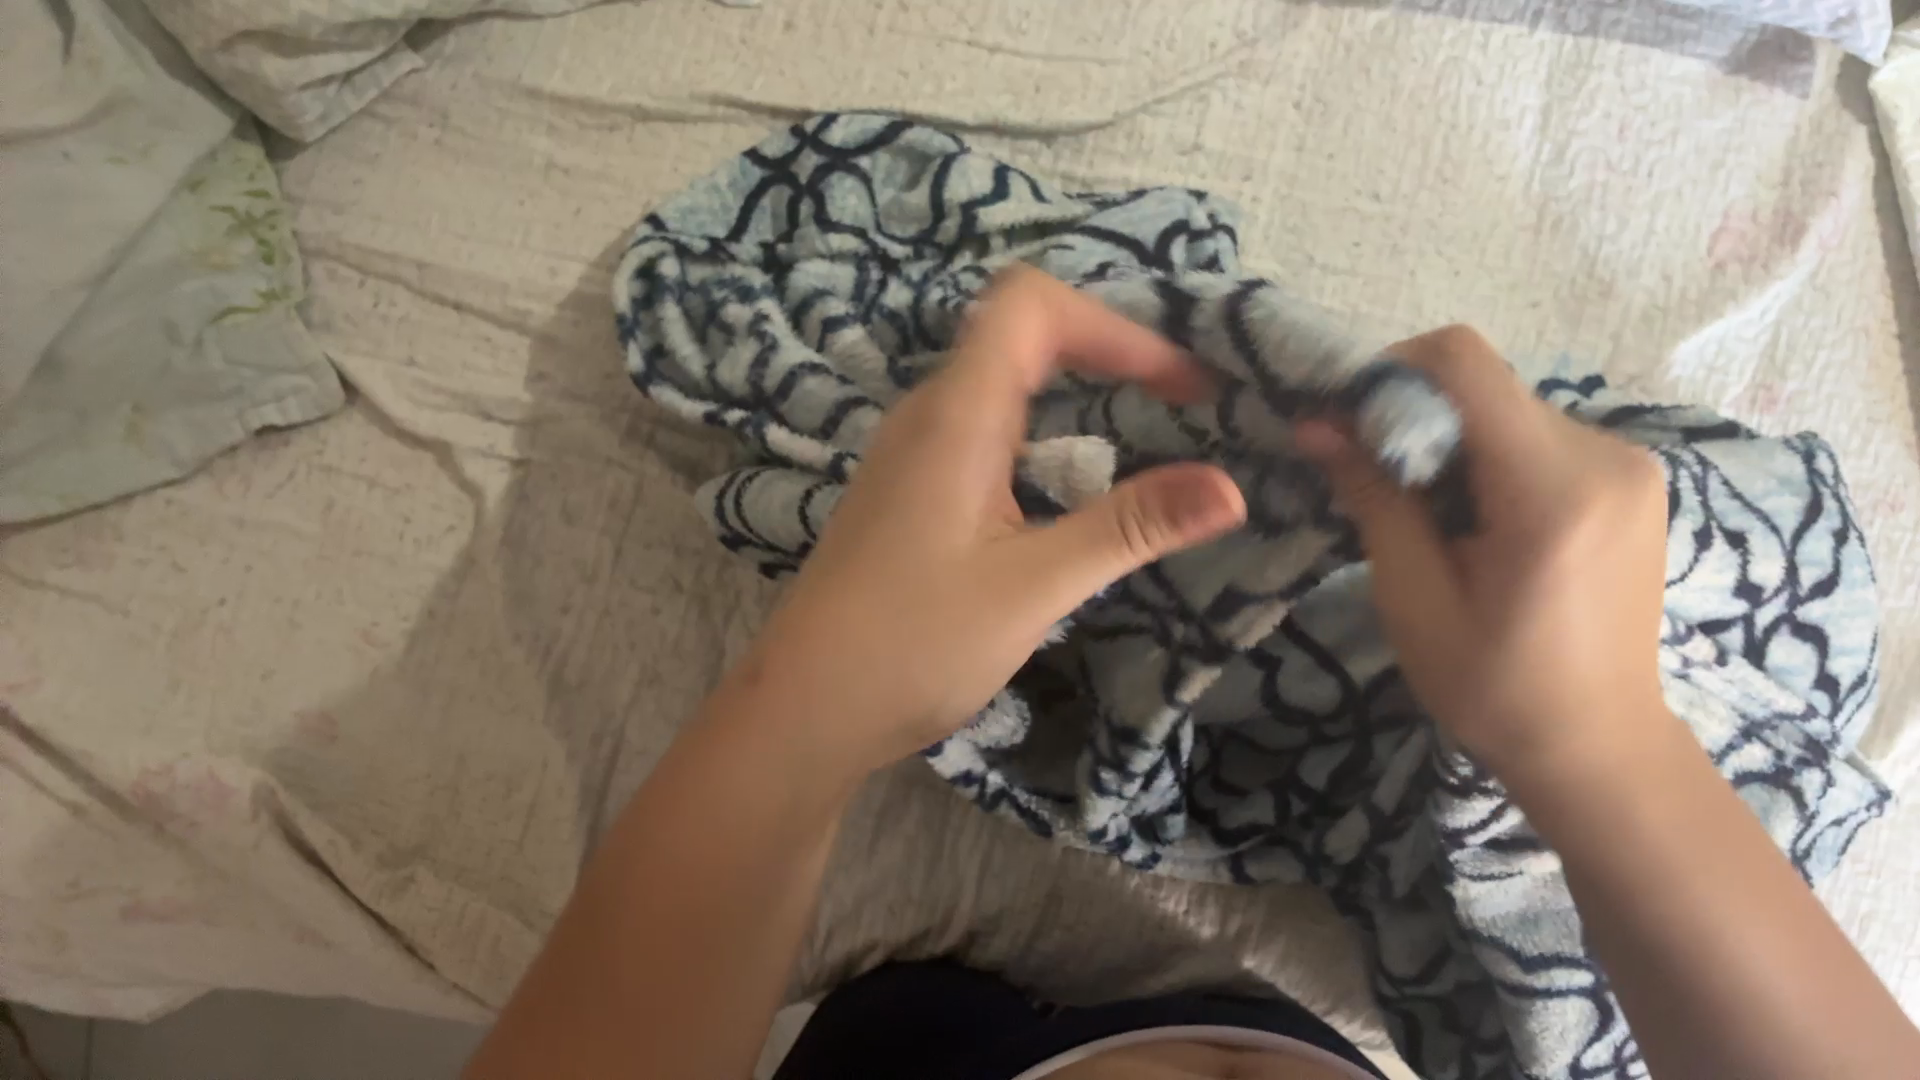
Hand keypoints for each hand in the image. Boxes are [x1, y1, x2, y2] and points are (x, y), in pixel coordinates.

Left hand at [723, 267, 1245, 776]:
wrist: (807, 705)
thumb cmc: (913, 644)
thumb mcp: (1033, 586)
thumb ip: (1129, 528)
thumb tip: (1231, 489)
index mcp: (955, 416)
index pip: (1034, 307)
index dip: (1118, 326)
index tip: (1184, 386)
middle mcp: (928, 415)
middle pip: (1021, 333)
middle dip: (1109, 352)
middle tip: (1182, 402)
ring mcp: (912, 452)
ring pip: (1001, 382)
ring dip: (1076, 390)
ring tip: (1146, 430)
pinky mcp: (910, 490)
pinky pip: (984, 428)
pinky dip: (1043, 431)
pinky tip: (1070, 481)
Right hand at [1295, 326, 1671, 781]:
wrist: (1597, 746)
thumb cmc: (1491, 686)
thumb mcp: (1411, 598)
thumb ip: (1373, 498)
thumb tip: (1316, 424)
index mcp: (1552, 489)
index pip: (1462, 363)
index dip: (1386, 373)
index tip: (1340, 424)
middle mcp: (1606, 455)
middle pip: (1479, 386)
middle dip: (1407, 418)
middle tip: (1365, 481)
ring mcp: (1627, 463)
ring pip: (1500, 408)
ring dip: (1441, 443)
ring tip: (1416, 514)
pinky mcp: (1627, 479)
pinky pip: (1529, 436)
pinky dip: (1478, 458)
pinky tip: (1464, 520)